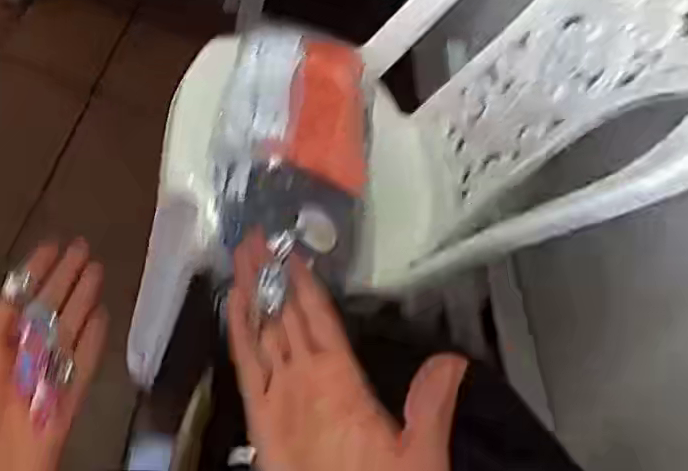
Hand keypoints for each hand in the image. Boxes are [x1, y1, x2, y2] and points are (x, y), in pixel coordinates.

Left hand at [0, 240, 108, 470]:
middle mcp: (10, 372)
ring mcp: (33, 397)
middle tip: (82, 250)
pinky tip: (101, 321)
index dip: (32, 274)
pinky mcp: (52, 426)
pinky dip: (90, 351)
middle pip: (43, 314)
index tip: (50, 250)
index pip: (12, 303)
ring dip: (80, 305)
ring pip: (63, 339)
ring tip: (96, 271)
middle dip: (63, 281)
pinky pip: (75, 381)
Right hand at [226, 239, 466, 470]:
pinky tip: (233, 299)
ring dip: (252, 290)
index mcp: (344, 378)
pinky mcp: (260, 406)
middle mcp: (310, 374)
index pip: (320, 318)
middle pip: (286, 312)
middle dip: (271, 274)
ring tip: (241, 255)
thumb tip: (453, 363)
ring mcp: (283, 387)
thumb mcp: (417, 455)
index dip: (306, 284)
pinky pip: (247, 360)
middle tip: (257, 238)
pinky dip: (238, 327)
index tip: (295, 252)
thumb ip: (428, 408)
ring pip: (263, 327)